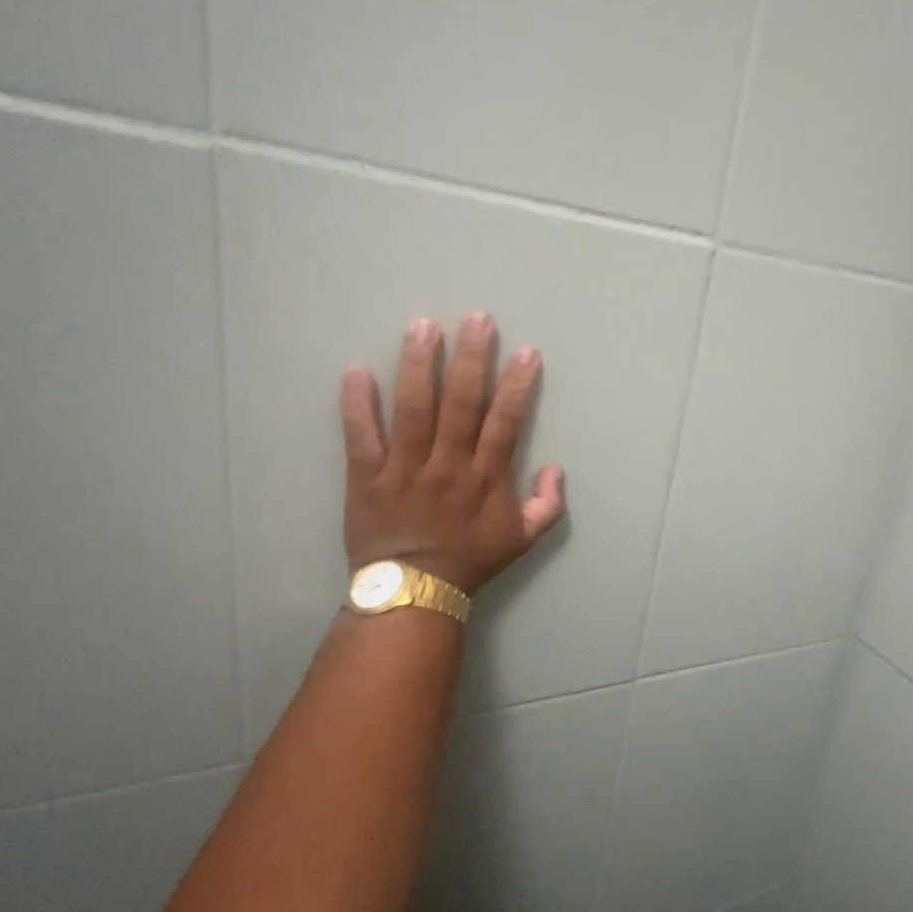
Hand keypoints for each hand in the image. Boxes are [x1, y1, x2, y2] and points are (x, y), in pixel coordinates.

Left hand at [339, 312, 564, 594]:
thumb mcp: (523, 540)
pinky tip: (357, 370)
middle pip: (462, 404)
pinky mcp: (366, 476)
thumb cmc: (470, 562)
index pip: (505, 423)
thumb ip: (548, 506)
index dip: (517, 386)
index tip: (525, 352)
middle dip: (472, 359)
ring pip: (413, 409)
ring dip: (420, 366)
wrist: (414, 592)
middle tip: (477, 319)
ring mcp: (405, 468)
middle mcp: (448, 465)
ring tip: (423, 327)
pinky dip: (357, 404)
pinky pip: (360, 436)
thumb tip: (555, 468)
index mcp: (486, 479)